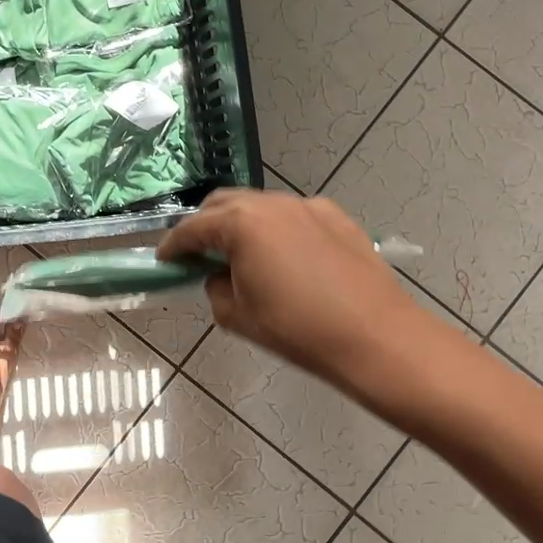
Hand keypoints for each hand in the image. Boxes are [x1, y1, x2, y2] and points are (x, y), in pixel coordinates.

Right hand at [158, 190, 451, 390]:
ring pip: (259, 206)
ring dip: (241, 224)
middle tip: (198, 254)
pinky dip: (277, 229)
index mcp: (240, 224)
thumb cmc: (298, 330)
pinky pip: (293, 216)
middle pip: (223, 204)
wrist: (378, 338)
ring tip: (240, 255)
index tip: (164, 260)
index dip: (172, 245)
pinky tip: (284, 258)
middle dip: (205, 225)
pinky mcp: (337, 218)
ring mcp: (307, 207)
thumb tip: (222, 276)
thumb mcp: (238, 316)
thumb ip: (216, 287)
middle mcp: (271, 204)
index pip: (192, 228)